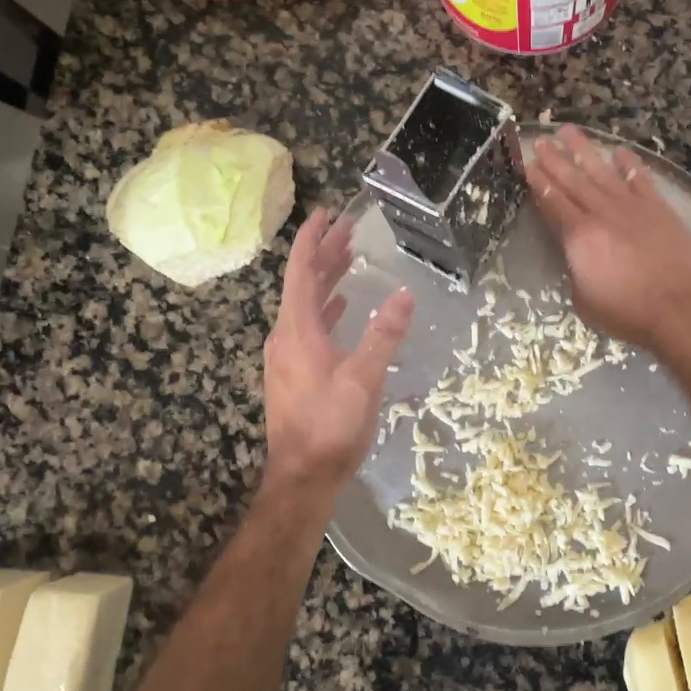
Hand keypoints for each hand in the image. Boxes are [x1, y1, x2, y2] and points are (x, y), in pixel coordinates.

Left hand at [263, 208, 414, 495]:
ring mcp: (287, 355)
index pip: (301, 272)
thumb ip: (383, 335)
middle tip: (348, 229)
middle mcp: (285, 336)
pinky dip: (325, 307)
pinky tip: (340, 307)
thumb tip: (405, 294)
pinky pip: (308, 325)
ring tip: (348, 257)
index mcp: (297, 330)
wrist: (303, 477)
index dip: (312, 240)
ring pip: (305, 305)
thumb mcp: (364, 380)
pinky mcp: (294, 372)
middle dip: (324, 254)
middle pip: (303, 284)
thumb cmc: (331, 426)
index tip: (325, 213)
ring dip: (326, 279)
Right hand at [524, 126, 690, 350]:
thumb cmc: (629, 313)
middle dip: (554, 159)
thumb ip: (576, 272)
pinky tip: (620, 152)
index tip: (526, 163)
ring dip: (584, 150)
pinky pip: (640, 179)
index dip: (538, 183)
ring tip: (569, 131)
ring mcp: (633, 207)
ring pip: (602, 171)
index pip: (552, 202)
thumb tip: (577, 258)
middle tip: (541, 141)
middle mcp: (602, 213)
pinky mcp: (659, 208)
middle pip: (573, 180)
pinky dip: (629, 163)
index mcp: (579, 237)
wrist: (682, 308)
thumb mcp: (584, 301)